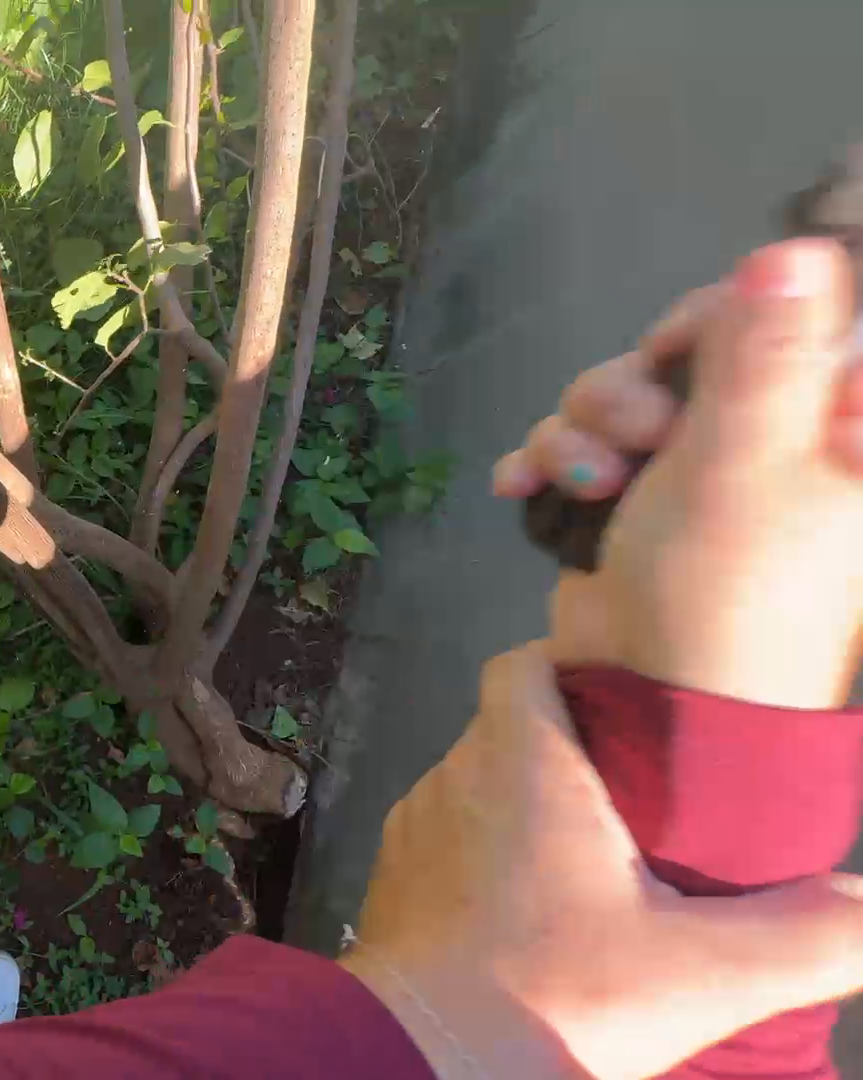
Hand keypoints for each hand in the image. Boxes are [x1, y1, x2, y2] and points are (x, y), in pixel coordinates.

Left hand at [341, 644, 862, 1079]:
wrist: (433, 1036)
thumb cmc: (565, 987)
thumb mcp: (711, 969)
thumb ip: (813, 932)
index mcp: (521, 767)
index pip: (516, 670)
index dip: (556, 661)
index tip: (610, 689)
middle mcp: (456, 773)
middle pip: (504, 723)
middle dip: (564, 737)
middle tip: (634, 780)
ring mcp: (416, 812)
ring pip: (474, 772)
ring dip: (526, 789)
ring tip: (594, 839)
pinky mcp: (396, 854)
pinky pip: (447, 816)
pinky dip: (487, 828)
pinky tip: (529, 883)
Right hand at [493, 239, 862, 707]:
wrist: (652, 680)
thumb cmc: (723, 578)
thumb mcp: (743, 463)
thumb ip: (763, 359)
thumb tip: (787, 251)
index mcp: (829, 412)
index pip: (774, 313)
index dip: (706, 325)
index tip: (673, 359)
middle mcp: (759, 426)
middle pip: (669, 356)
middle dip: (620, 397)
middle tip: (631, 445)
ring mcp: (685, 462)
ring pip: (604, 403)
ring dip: (572, 441)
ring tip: (583, 489)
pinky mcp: (625, 491)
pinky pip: (568, 447)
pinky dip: (539, 466)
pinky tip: (519, 490)